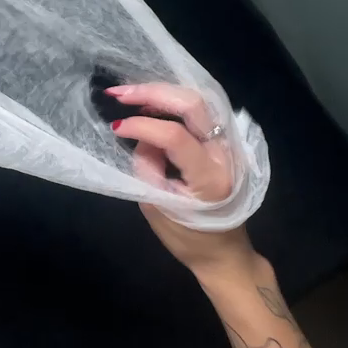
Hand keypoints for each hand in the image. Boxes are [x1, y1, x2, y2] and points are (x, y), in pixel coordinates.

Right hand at [107, 83, 259, 281]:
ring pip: (199, 101)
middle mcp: (226, 156)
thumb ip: (147, 165)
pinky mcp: (226, 143)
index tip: (116, 128)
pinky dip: (173, 101)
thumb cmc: (188, 239)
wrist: (226, 254)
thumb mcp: (155, 206)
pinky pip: (201, 111)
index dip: (142, 126)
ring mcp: (231, 147)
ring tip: (132, 96)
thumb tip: (141, 134)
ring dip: (163, 93)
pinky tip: (152, 104)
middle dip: (152, 93)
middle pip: (193, 105)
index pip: (175, 136)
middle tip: (119, 94)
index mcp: (210, 178)